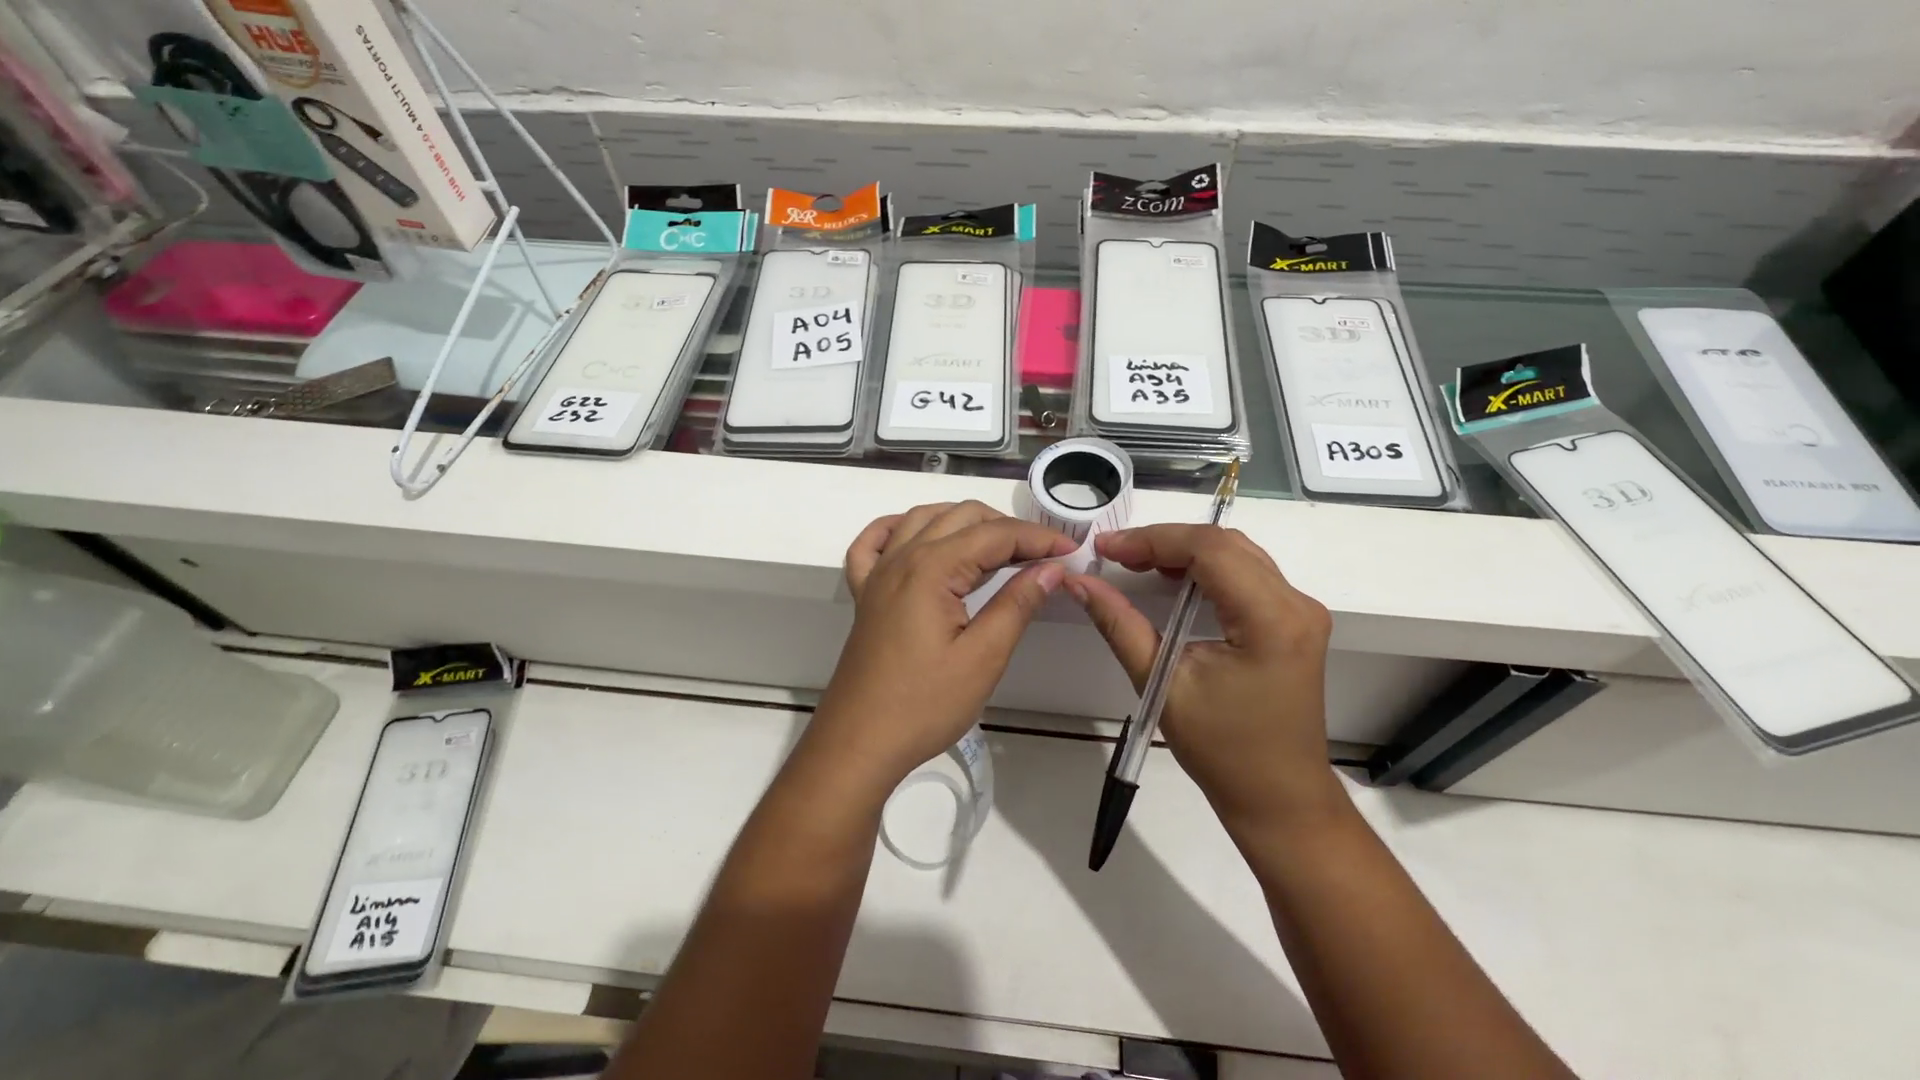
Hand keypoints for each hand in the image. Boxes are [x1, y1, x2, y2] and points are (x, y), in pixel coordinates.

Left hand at [811, 501, 1076, 789]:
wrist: (859, 742)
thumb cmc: (924, 705)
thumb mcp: (983, 657)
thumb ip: (1017, 604)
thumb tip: (1051, 567)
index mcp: (932, 568)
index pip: (995, 535)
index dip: (1038, 538)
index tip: (1071, 552)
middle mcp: (902, 557)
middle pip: (961, 517)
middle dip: (1007, 527)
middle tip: (1043, 557)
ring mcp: (877, 573)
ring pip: (923, 519)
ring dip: (964, 522)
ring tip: (1000, 548)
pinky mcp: (865, 594)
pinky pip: (875, 542)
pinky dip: (901, 528)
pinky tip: (921, 538)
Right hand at [1066, 525, 1344, 829]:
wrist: (1279, 796)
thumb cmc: (1222, 750)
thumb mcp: (1163, 685)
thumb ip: (1120, 625)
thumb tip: (1079, 582)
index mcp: (1271, 618)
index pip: (1210, 549)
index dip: (1153, 540)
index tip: (1106, 548)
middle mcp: (1297, 604)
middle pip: (1226, 545)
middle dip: (1166, 542)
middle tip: (1116, 556)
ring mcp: (1302, 612)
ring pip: (1239, 554)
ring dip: (1187, 553)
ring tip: (1137, 565)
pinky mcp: (1295, 622)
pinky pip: (1249, 576)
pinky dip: (1208, 571)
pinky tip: (1174, 583)